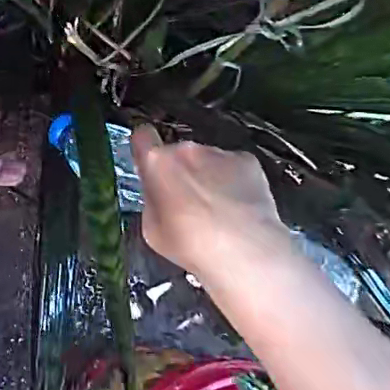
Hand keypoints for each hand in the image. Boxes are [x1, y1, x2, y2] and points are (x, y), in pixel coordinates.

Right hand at [132, 125, 288, 276]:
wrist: (246, 252)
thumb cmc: (195, 245)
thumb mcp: (152, 231)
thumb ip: (150, 201)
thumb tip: (157, 196)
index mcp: (157, 162)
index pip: (143, 136)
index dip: (145, 148)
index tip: (149, 159)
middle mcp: (186, 150)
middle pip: (177, 153)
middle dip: (180, 171)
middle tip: (187, 202)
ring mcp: (218, 153)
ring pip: (206, 159)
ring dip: (207, 176)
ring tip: (218, 210)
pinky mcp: (246, 161)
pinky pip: (233, 166)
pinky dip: (234, 180)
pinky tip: (237, 207)